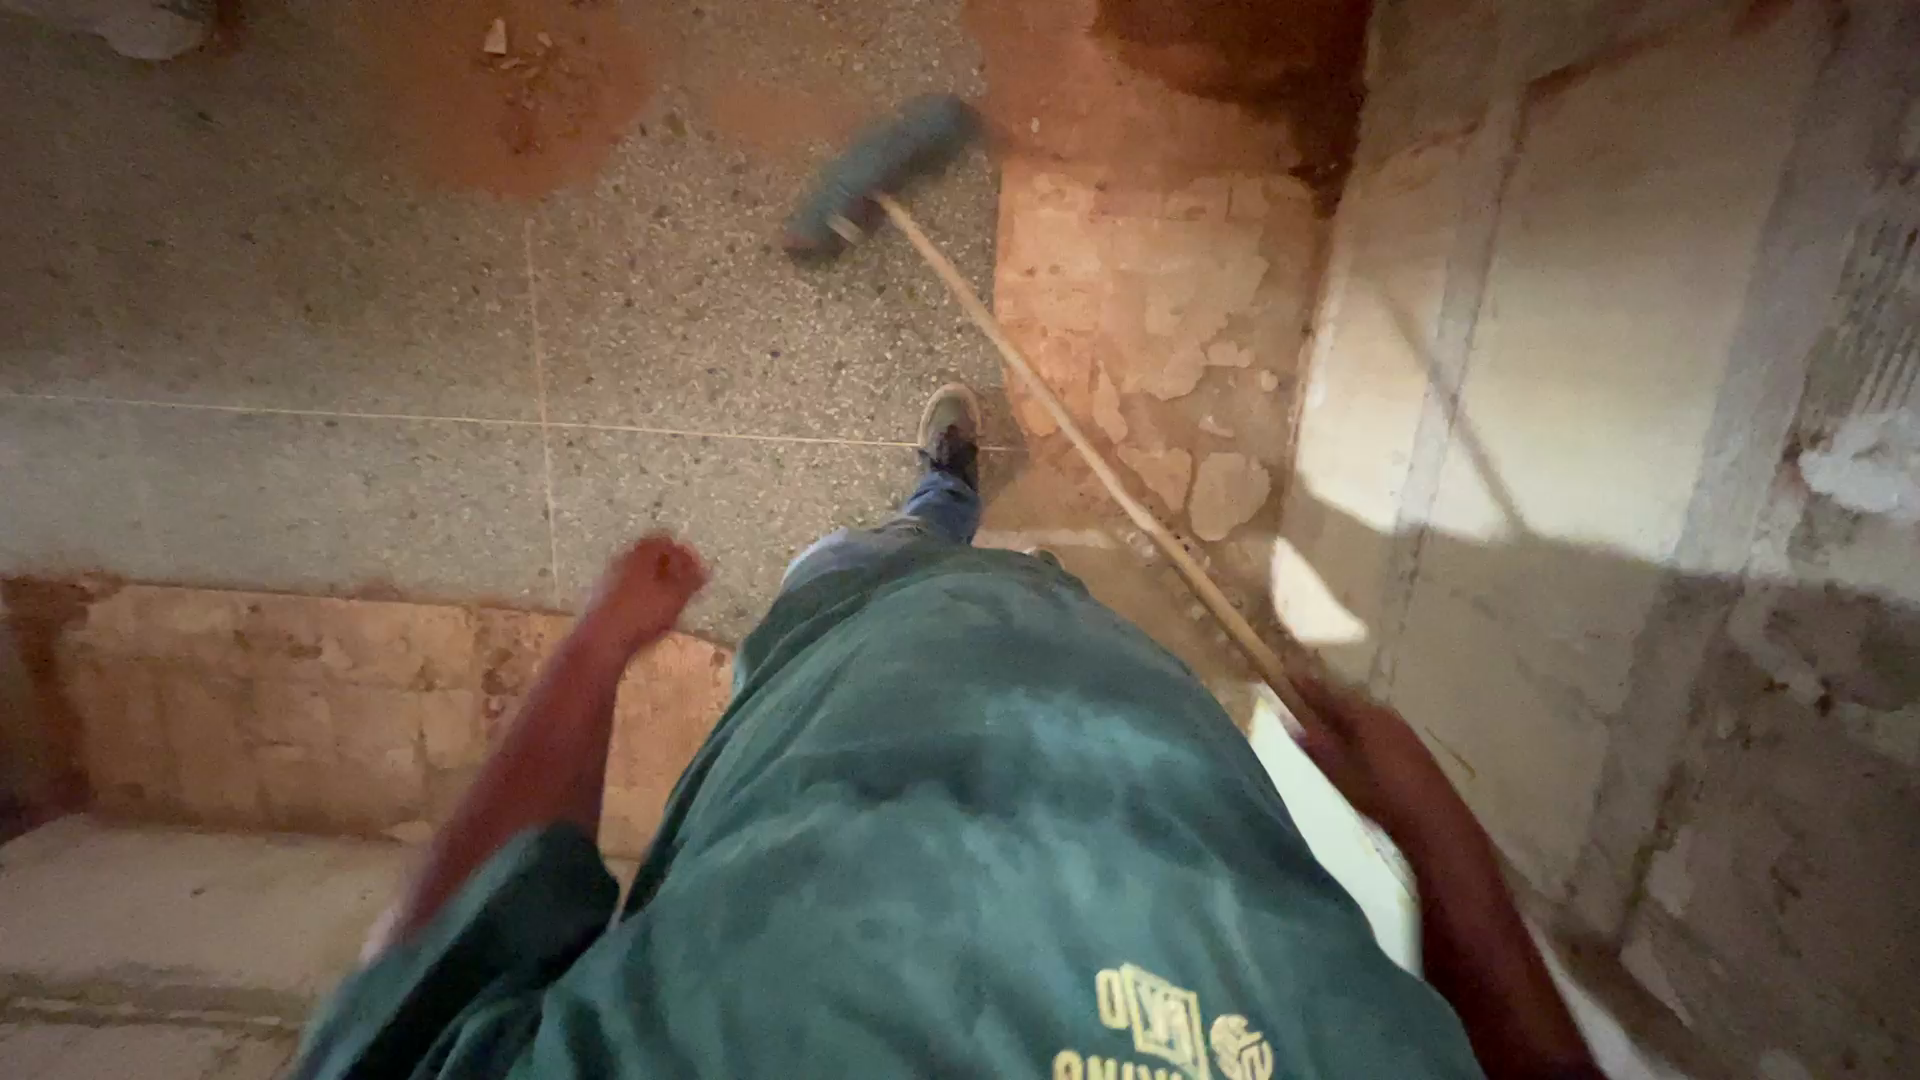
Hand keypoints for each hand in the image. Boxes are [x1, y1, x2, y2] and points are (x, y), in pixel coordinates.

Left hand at [579, 535, 706, 657]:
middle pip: (650, 554)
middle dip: (670, 566)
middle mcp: (622, 560)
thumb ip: (691, 580)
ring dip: (657, 580)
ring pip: (639, 571)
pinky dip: (644, 592)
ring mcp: (609, 578)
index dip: (683, 553)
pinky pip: (630, 585)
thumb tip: (704, 570)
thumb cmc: (643, 614)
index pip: (664, 540)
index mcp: (640, 554)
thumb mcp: (676, 597)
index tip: (695, 570)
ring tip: (672, 599)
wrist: (602, 641)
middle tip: (685, 583)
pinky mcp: (603, 597)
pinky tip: (652, 610)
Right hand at [1291, 674, 1469, 844]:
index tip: (1288, 674)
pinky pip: (1377, 721)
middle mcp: (1383, 715)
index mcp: (1363, 718)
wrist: (1435, 822)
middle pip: (1348, 698)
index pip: (1328, 694)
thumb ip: (1317, 746)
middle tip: (1304, 691)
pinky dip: (1360, 720)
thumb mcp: (1341, 774)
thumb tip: (1292, 723)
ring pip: (1364, 709)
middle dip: (1325, 694)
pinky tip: (1357, 733)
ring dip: (1343, 708)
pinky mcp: (1412, 743)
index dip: (1307, 686)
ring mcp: (1401, 728)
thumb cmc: (1381, 797)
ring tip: (1325, 711)